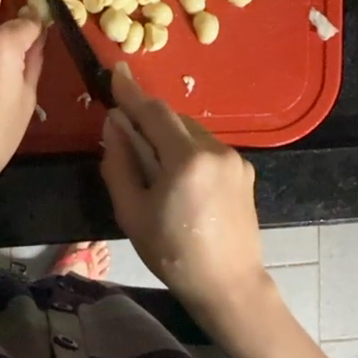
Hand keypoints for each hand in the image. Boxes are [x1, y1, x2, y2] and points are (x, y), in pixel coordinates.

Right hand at [99, 65, 271, 315]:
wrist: (228, 284)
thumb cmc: (172, 253)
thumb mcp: (132, 213)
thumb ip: (119, 164)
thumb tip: (113, 126)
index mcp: (186, 159)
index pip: (154, 112)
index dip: (132, 92)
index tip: (115, 73)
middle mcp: (215, 149)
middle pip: (174, 119)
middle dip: (147, 118)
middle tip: (122, 128)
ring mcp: (234, 159)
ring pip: (192, 133)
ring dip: (167, 136)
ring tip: (148, 161)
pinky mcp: (243, 172)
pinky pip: (207, 149)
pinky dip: (186, 150)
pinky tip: (175, 176)